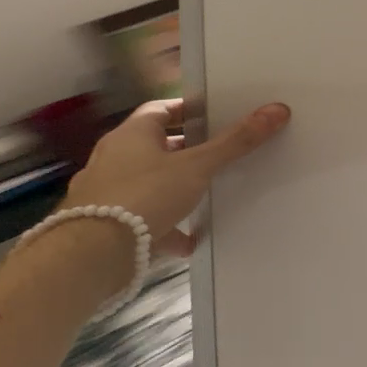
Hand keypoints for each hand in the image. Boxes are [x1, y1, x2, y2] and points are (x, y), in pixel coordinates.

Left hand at [60, 99, 290, 256]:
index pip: (160, 109)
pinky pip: (142, 217)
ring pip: (148, 181)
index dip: (190, 109)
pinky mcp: (103, 225)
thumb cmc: (143, 195)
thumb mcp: (199, 165)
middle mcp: (111, 160)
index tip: (220, 114)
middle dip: (189, 149)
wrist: (87, 258)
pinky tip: (190, 237)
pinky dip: (165, 223)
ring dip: (176, 185)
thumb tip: (278, 109)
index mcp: (129, 137)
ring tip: (210, 191)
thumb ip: (237, 140)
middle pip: (155, 145)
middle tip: (224, 150)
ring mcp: (103, 194)